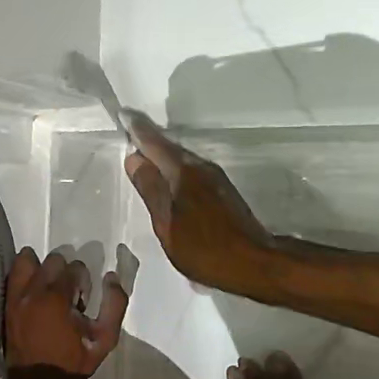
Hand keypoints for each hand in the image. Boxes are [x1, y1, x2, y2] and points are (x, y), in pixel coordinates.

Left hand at [4, 248, 129, 375]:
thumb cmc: (72, 363)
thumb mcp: (105, 339)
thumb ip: (115, 305)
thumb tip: (111, 277)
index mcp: (55, 299)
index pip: (74, 267)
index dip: (83, 281)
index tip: (82, 300)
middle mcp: (32, 292)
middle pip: (51, 260)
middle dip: (64, 273)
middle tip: (67, 295)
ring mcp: (15, 297)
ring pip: (25, 261)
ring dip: (39, 268)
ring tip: (47, 288)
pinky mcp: (5, 305)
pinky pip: (12, 276)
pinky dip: (24, 276)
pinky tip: (33, 293)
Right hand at [122, 111, 276, 290]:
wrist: (254, 263)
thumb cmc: (204, 248)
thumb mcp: (167, 224)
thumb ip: (151, 189)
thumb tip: (134, 158)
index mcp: (183, 171)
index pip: (154, 143)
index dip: (137, 129)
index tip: (124, 115)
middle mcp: (200, 166)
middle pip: (169, 148)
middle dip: (149, 141)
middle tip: (130, 134)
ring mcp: (214, 178)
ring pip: (181, 159)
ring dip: (163, 156)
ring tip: (144, 158)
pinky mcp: (222, 190)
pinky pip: (191, 170)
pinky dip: (175, 170)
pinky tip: (169, 181)